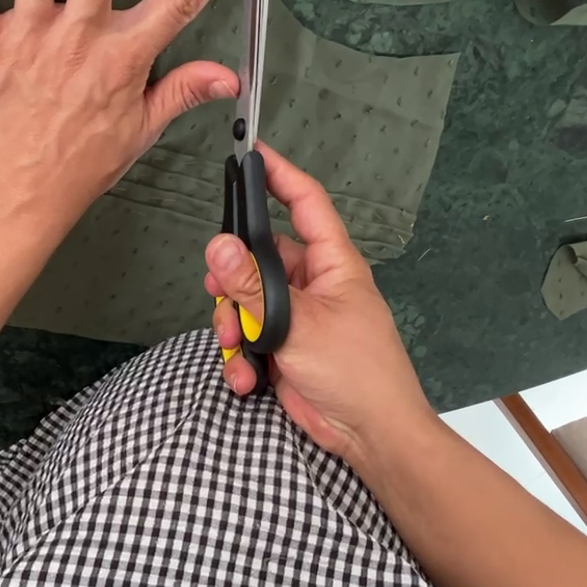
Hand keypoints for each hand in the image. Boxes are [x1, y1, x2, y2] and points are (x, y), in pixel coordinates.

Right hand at [206, 144, 435, 467]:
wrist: (368, 433)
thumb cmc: (356, 371)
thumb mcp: (298, 322)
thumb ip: (253, 285)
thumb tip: (219, 246)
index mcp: (332, 263)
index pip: (306, 204)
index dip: (280, 176)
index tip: (253, 153)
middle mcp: (312, 284)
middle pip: (258, 259)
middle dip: (232, 278)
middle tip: (217, 290)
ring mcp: (297, 317)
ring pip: (245, 302)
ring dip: (232, 325)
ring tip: (238, 348)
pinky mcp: (283, 348)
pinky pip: (248, 339)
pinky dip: (241, 357)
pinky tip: (246, 377)